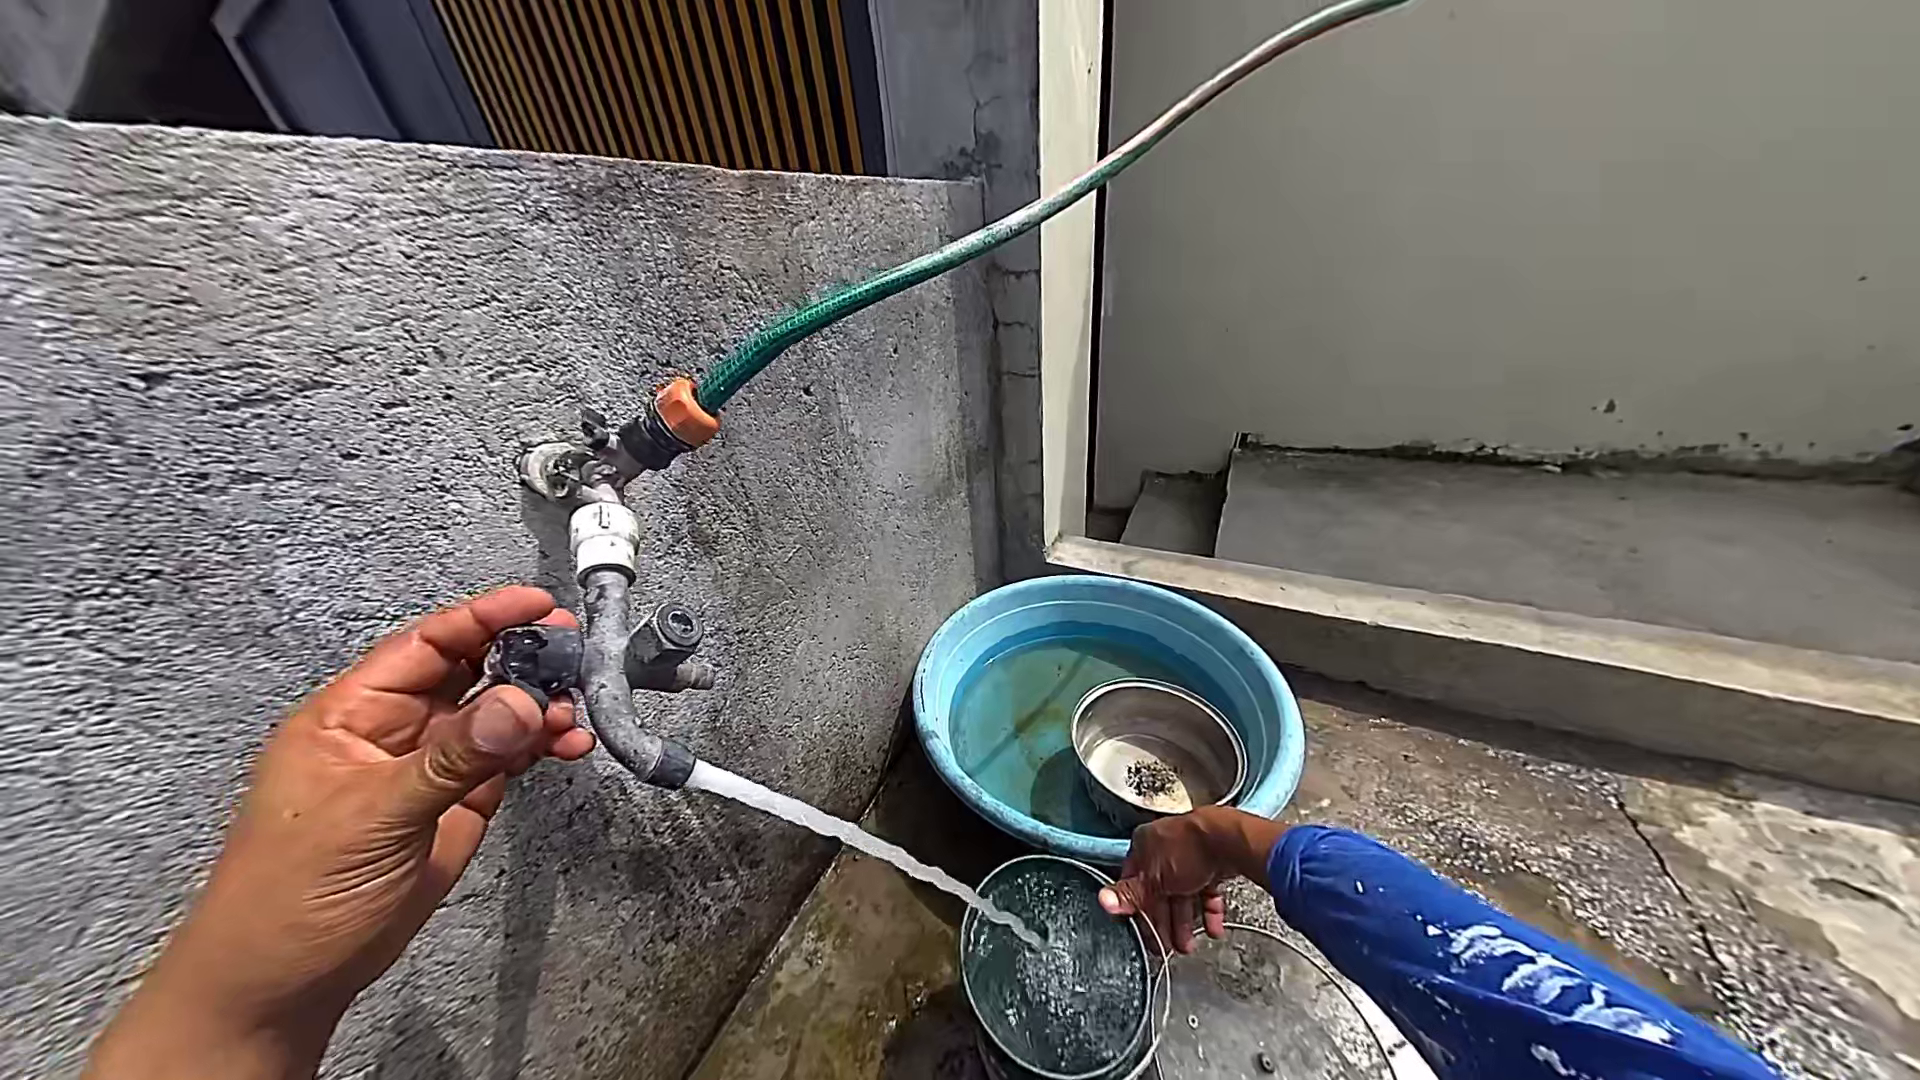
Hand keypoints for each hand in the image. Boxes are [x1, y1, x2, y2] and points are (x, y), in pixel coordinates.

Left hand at [86, 587, 595, 1079]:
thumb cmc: (300, 890)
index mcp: (357, 713)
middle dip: (527, 654)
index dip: (483, 617)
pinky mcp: (471, 789)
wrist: (291, 983)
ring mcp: (441, 757)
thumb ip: (454, 757)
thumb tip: (528, 702)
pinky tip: (574, 746)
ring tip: (576, 713)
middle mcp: (404, 724)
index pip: (427, 645)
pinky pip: (520, 749)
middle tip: (579, 647)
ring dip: (546, 704)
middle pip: (475, 667)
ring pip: (506, 708)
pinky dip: (550, 742)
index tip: (541, 603)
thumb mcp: (373, 816)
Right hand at [1098, 806, 1286, 954]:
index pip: (1134, 881)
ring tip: (1189, 944)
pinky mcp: (1212, 864)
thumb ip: (1131, 894)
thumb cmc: (1186, 851)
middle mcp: (1164, 847)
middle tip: (1168, 946)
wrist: (1228, 841)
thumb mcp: (1153, 878)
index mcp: (1144, 845)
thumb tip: (1104, 900)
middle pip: (1159, 890)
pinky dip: (1208, 910)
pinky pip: (1206, 891)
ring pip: (1183, 894)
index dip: (1138, 909)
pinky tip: (1212, 928)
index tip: (1145, 933)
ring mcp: (1189, 855)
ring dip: (1186, 921)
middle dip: (1164, 921)